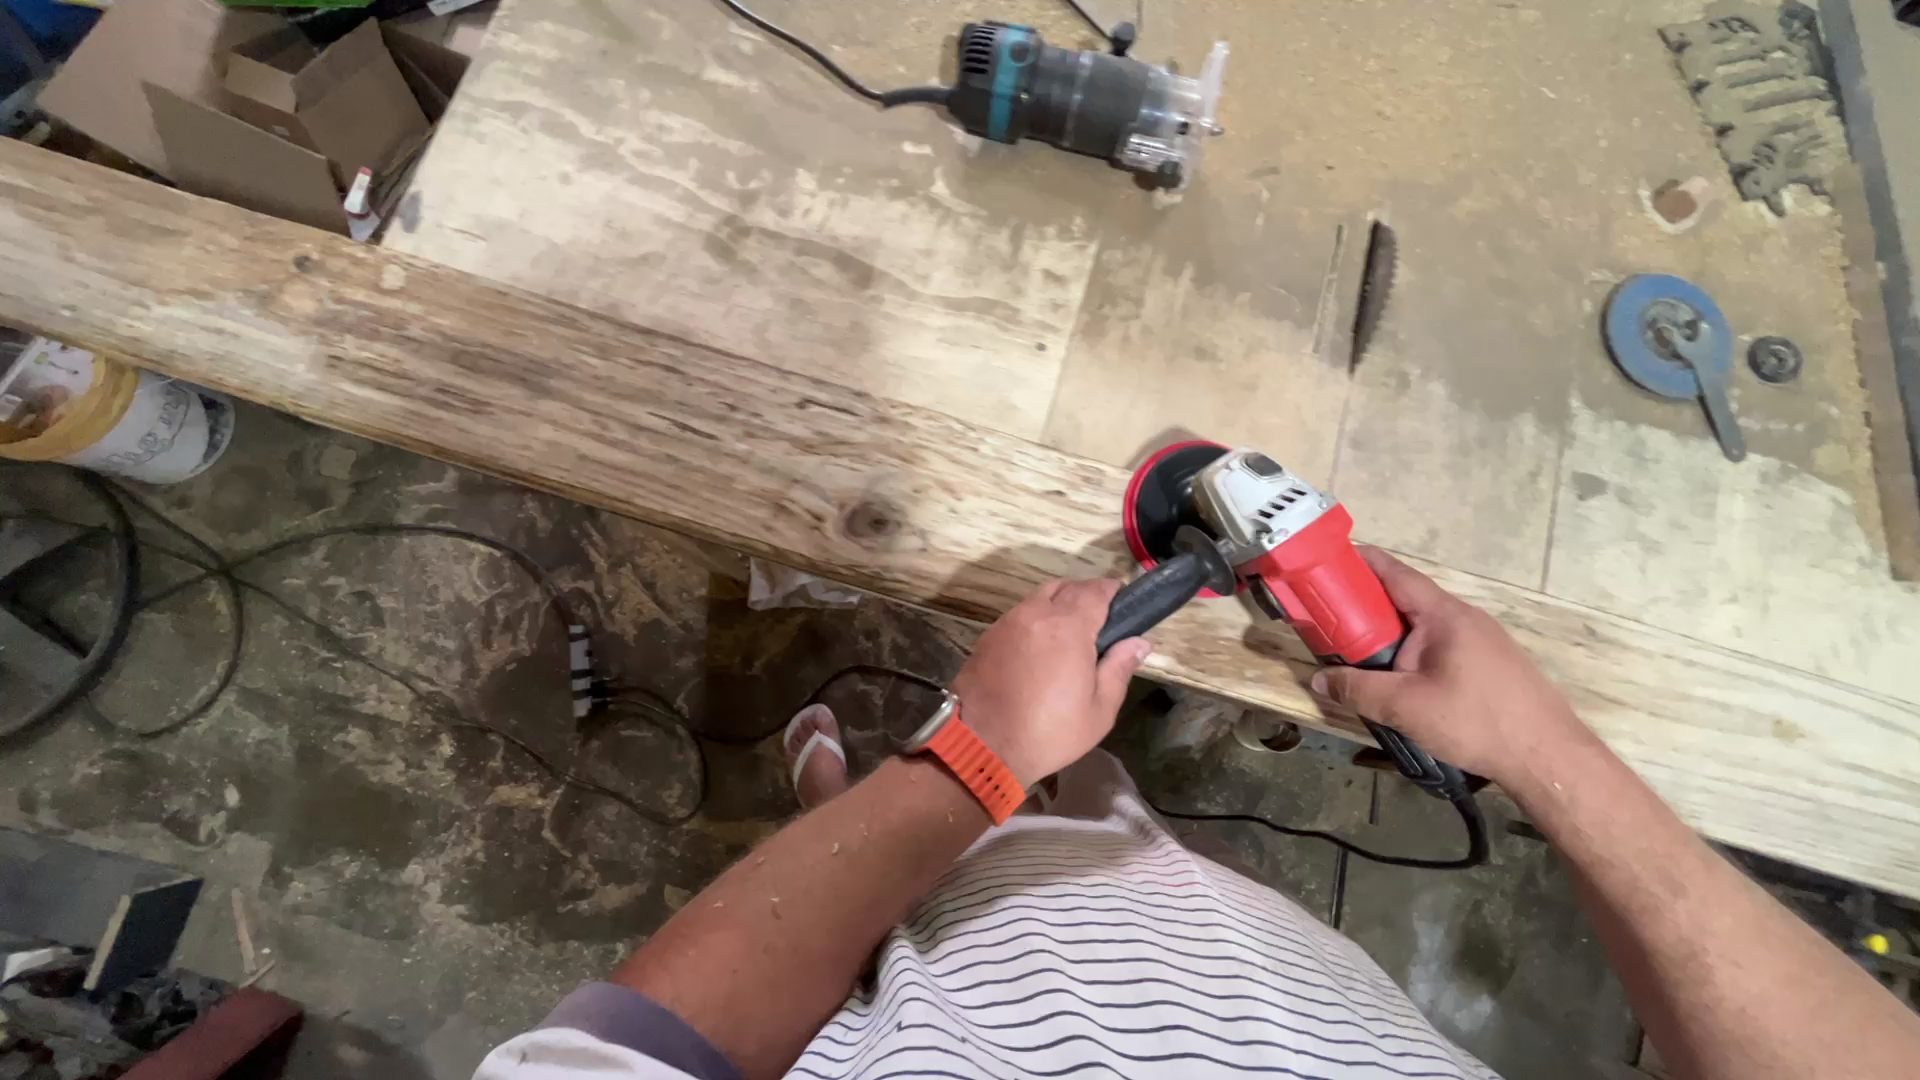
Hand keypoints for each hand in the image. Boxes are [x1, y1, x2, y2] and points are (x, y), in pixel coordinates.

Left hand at [949, 579, 1151, 786]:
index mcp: (1068, 627)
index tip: (1123, 601)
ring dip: (1058, 604)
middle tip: (1100, 620)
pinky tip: (1039, 648)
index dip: (1112, 590)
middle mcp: (1035, 614)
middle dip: (1086, 594)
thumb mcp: (1099, 709)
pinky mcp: (987, 636)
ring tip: (1069, 634)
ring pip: (1038, 597)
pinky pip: (1018, 615)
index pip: (1095, 590)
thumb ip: (1119, 668)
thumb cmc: (1048, 732)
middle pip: (1066, 586)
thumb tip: (1139, 642)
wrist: (982, 745)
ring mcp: (1007, 622)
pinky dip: (1034, 620)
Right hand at [1309, 547, 1589, 786]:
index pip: (1395, 573)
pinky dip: (1406, 651)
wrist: (1551, 761)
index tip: (1324, 562)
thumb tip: (1318, 680)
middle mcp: (1463, 619)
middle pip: (1403, 599)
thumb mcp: (1405, 706)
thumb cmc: (1477, 723)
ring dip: (1385, 633)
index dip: (1358, 563)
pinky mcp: (1487, 664)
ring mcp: (1479, 641)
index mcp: (1444, 616)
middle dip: (1363, 605)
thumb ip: (1356, 689)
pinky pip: (1435, 645)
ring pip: (1419, 626)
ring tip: (1353, 653)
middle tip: (1326, 619)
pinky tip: (1394, 678)